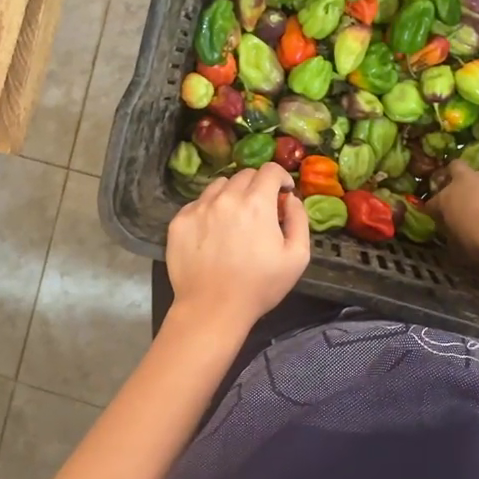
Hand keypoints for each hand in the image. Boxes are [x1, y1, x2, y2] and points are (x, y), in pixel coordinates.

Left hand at [165, 163, 310, 336]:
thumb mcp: (297, 257)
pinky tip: (213, 232)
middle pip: (244, 175)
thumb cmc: (259, 286)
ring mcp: (199, 208)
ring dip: (232, 195)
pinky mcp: (179, 221)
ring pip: (220, 186)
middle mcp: (226, 198)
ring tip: (235, 219)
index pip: (270, 169)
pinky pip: (198, 203)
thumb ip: (299, 220)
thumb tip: (291, 198)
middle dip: (258, 186)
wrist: (212, 308)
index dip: (281, 177)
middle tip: (260, 210)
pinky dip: (209, 210)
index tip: (282, 192)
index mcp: (257, 203)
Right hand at [431, 160, 478, 265]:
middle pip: (456, 167)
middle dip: (457, 173)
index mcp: (447, 199)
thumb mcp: (461, 247)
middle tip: (465, 187)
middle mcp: (466, 181)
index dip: (434, 209)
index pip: (433, 202)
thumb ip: (457, 237)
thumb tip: (457, 238)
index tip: (436, 216)